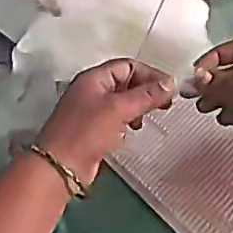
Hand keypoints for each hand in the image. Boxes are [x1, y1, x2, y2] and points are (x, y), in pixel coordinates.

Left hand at [34, 59, 175, 181]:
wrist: (61, 166)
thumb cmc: (87, 132)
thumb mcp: (119, 109)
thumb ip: (146, 95)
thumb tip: (170, 83)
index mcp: (94, 78)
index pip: (127, 66)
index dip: (149, 74)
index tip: (169, 88)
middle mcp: (92, 90)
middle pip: (125, 82)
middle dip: (146, 91)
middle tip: (165, 104)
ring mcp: (91, 110)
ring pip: (122, 101)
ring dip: (138, 107)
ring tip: (148, 117)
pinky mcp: (93, 129)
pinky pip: (116, 118)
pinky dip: (127, 121)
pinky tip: (132, 130)